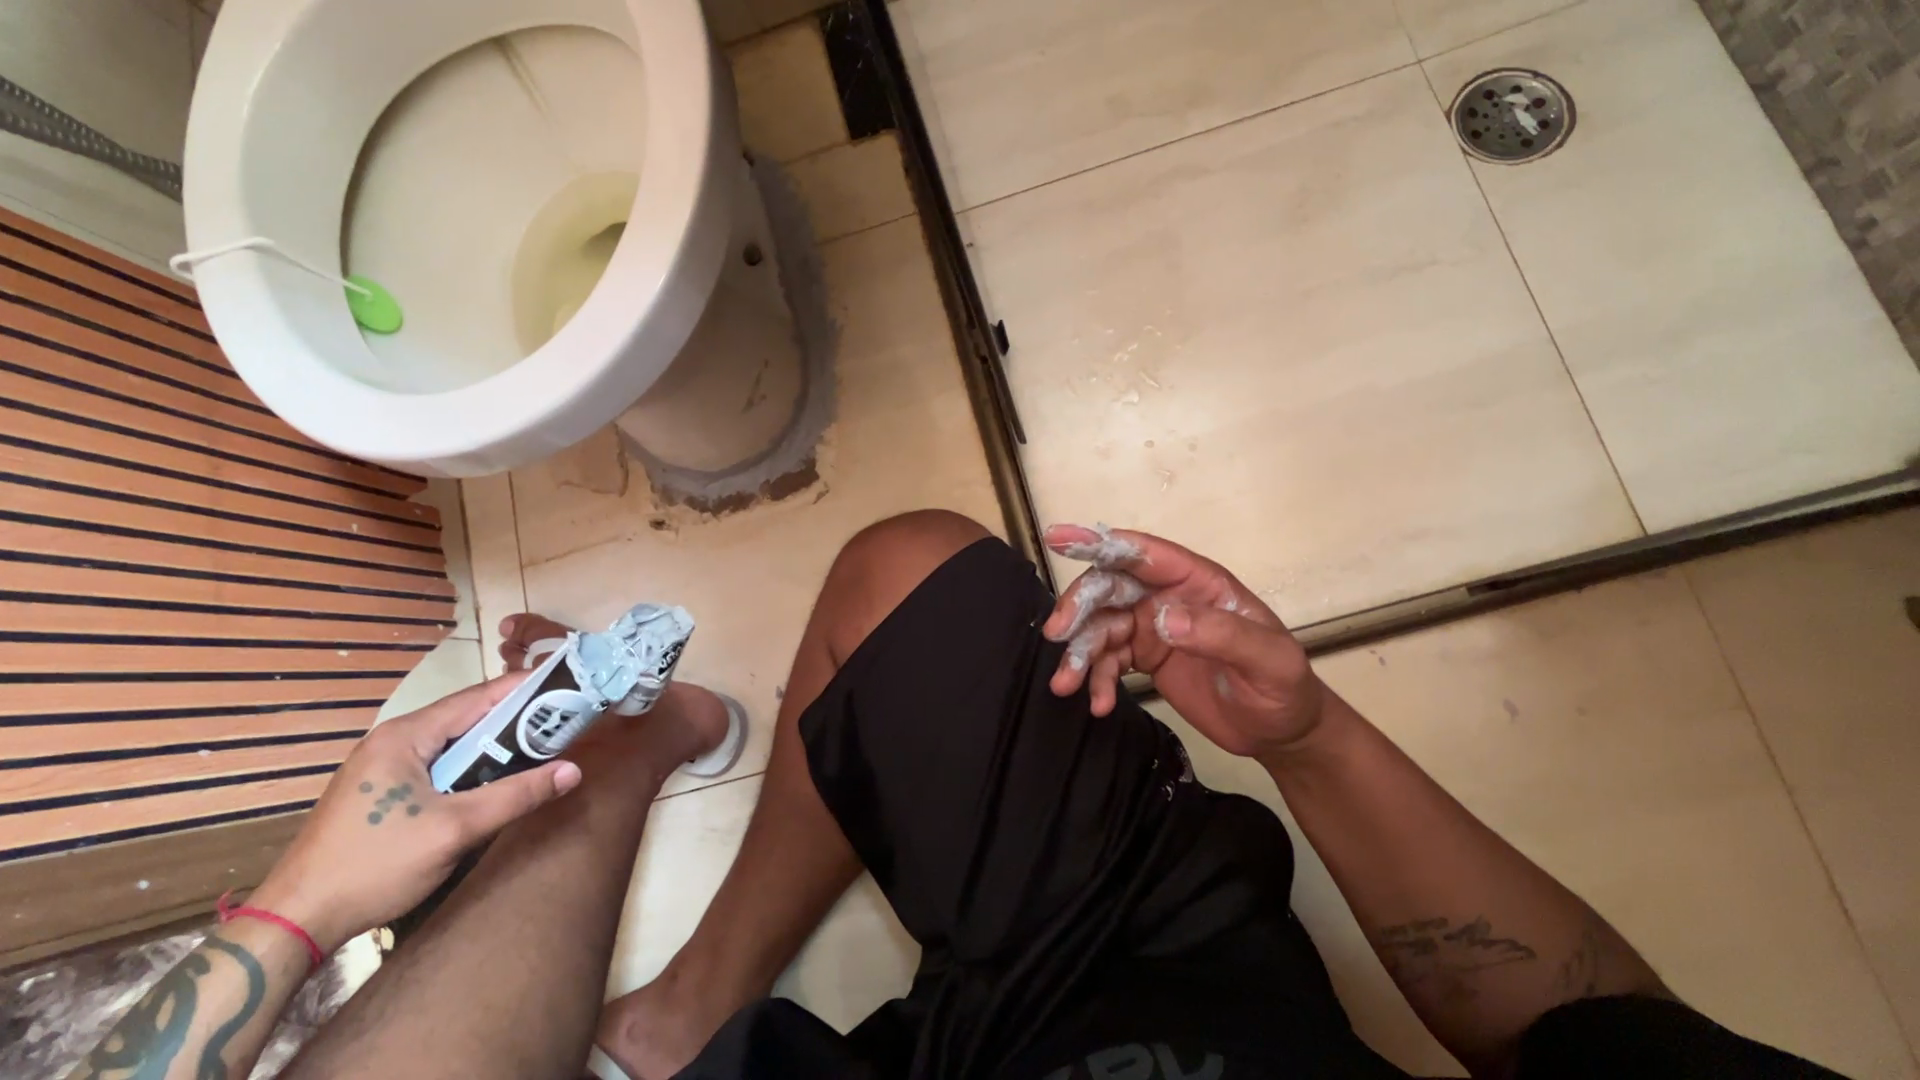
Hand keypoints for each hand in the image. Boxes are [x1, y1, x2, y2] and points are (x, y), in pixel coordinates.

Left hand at [246, 673, 582, 952]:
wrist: (295, 921)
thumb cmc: (375, 866)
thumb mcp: (455, 829)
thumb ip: (516, 795)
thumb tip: (574, 770)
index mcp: (404, 736)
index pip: (478, 697)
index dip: (525, 690)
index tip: (568, 688)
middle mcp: (391, 741)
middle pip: (466, 718)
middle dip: (516, 720)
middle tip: (563, 723)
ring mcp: (381, 767)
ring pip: (452, 745)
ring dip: (494, 747)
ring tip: (541, 750)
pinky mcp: (380, 793)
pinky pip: (437, 766)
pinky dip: (471, 768)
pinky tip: (493, 783)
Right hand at [1040, 524, 1327, 759]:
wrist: (1281, 732)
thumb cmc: (1284, 690)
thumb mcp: (1269, 662)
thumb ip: (1220, 635)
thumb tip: (1162, 618)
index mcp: (1199, 583)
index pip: (1145, 554)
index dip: (1101, 543)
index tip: (1058, 539)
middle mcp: (1170, 597)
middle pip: (1109, 588)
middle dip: (1079, 608)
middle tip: (1057, 636)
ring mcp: (1154, 627)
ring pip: (1100, 625)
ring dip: (1078, 652)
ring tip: (1065, 685)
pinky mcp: (1145, 657)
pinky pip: (1106, 659)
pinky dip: (1095, 679)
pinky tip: (1099, 704)